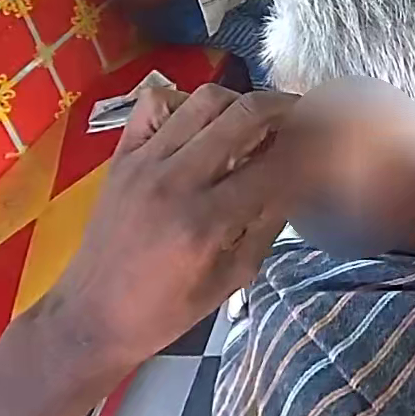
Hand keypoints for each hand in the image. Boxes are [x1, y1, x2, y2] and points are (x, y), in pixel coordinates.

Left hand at [40, 84, 299, 365]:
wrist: (91, 316)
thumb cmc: (166, 310)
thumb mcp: (232, 279)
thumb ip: (267, 224)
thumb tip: (296, 180)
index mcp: (207, 222)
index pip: (274, 166)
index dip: (308, 149)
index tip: (324, 143)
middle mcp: (177, 181)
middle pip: (245, 115)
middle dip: (285, 108)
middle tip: (302, 114)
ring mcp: (145, 161)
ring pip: (205, 99)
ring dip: (241, 101)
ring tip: (254, 117)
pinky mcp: (122, 154)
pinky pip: (155, 102)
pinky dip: (185, 101)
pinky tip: (199, 122)